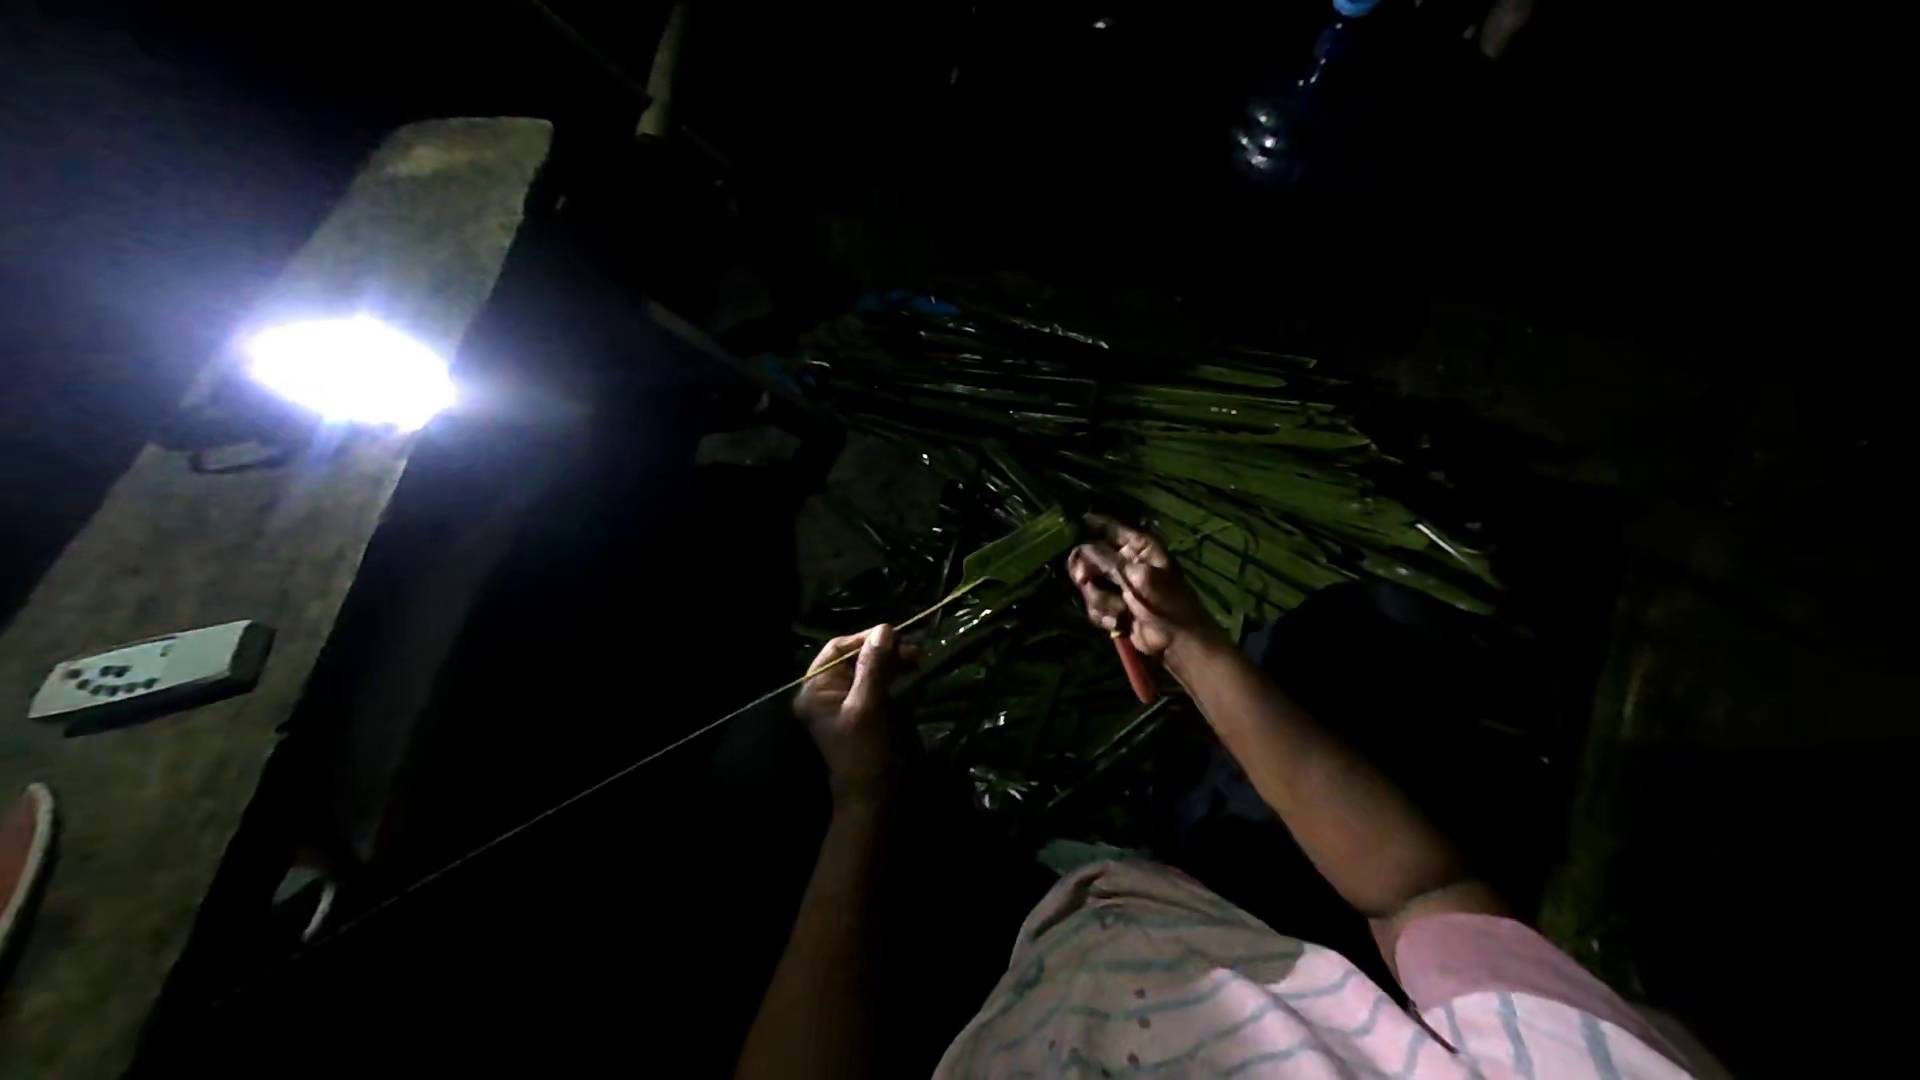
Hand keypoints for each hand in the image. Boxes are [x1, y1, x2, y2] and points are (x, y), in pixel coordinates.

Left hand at [794, 624, 909, 806]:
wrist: (879, 801)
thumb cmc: (868, 753)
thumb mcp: (869, 705)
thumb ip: (874, 665)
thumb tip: (884, 629)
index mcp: (816, 691)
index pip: (838, 649)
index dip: (866, 638)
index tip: (897, 635)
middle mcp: (828, 694)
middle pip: (855, 656)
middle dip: (884, 649)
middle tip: (914, 651)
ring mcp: (849, 704)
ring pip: (871, 668)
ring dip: (893, 660)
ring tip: (917, 659)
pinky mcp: (869, 713)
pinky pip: (880, 683)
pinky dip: (896, 675)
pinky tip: (913, 673)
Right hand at [1067, 515, 1224, 670]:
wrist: (1177, 642)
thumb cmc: (1167, 603)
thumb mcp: (1139, 576)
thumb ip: (1108, 560)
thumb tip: (1078, 550)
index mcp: (1139, 547)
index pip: (1109, 527)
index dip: (1089, 524)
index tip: (1071, 526)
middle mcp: (1125, 561)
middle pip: (1089, 556)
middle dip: (1087, 571)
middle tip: (1085, 579)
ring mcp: (1117, 585)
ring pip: (1088, 584)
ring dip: (1102, 600)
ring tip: (1121, 610)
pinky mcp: (1111, 607)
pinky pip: (1093, 605)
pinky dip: (1104, 615)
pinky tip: (1120, 622)